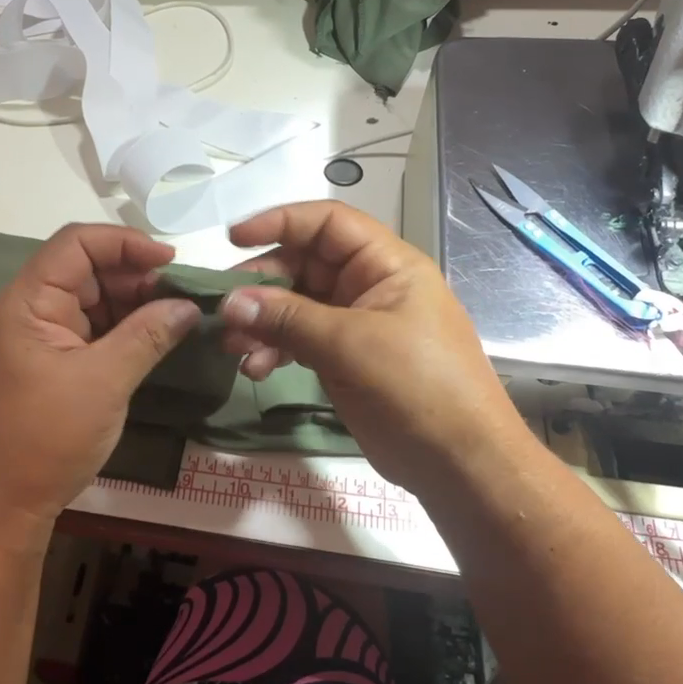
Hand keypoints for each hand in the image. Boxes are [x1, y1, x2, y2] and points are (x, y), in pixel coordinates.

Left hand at [0, 224, 202, 524]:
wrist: (7, 502)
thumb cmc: (49, 437)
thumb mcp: (105, 381)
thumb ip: (148, 335)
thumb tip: (189, 306)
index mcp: (26, 302)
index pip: (75, 244)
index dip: (125, 243)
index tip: (171, 262)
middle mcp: (28, 310)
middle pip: (84, 269)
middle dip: (135, 275)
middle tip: (183, 295)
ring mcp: (38, 337)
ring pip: (90, 299)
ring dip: (133, 303)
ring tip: (178, 315)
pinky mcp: (49, 362)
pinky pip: (89, 329)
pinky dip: (122, 328)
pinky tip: (156, 335)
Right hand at [218, 201, 526, 494]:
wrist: (458, 462)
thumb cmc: (417, 386)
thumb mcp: (350, 344)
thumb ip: (287, 318)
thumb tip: (229, 301)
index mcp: (386, 265)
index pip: (327, 223)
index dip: (280, 222)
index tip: (233, 239)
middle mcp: (369, 287)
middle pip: (304, 265)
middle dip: (261, 284)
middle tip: (223, 307)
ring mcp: (356, 325)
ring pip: (295, 307)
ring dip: (261, 323)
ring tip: (231, 347)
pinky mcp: (345, 360)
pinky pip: (299, 341)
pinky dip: (274, 350)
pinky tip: (256, 368)